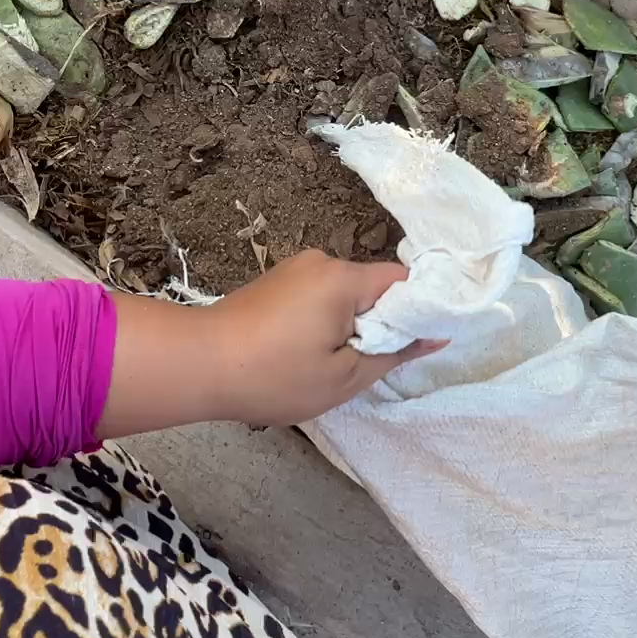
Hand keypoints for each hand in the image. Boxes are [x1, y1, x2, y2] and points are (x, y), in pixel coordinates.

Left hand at [203, 250, 443, 426]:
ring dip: (348, 324)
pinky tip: (302, 351)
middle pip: (372, 287)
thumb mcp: (345, 376)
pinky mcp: (276, 281)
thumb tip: (436, 332)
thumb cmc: (276, 375)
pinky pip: (318, 296)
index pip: (401, 281)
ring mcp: (295, 268)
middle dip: (378, 323)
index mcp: (343, 277)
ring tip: (326, 363)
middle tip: (363, 365)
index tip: (415, 344)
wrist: (199, 364)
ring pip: (344, 294)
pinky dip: (323, 320)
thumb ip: (396, 351)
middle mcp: (321, 261)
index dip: (417, 310)